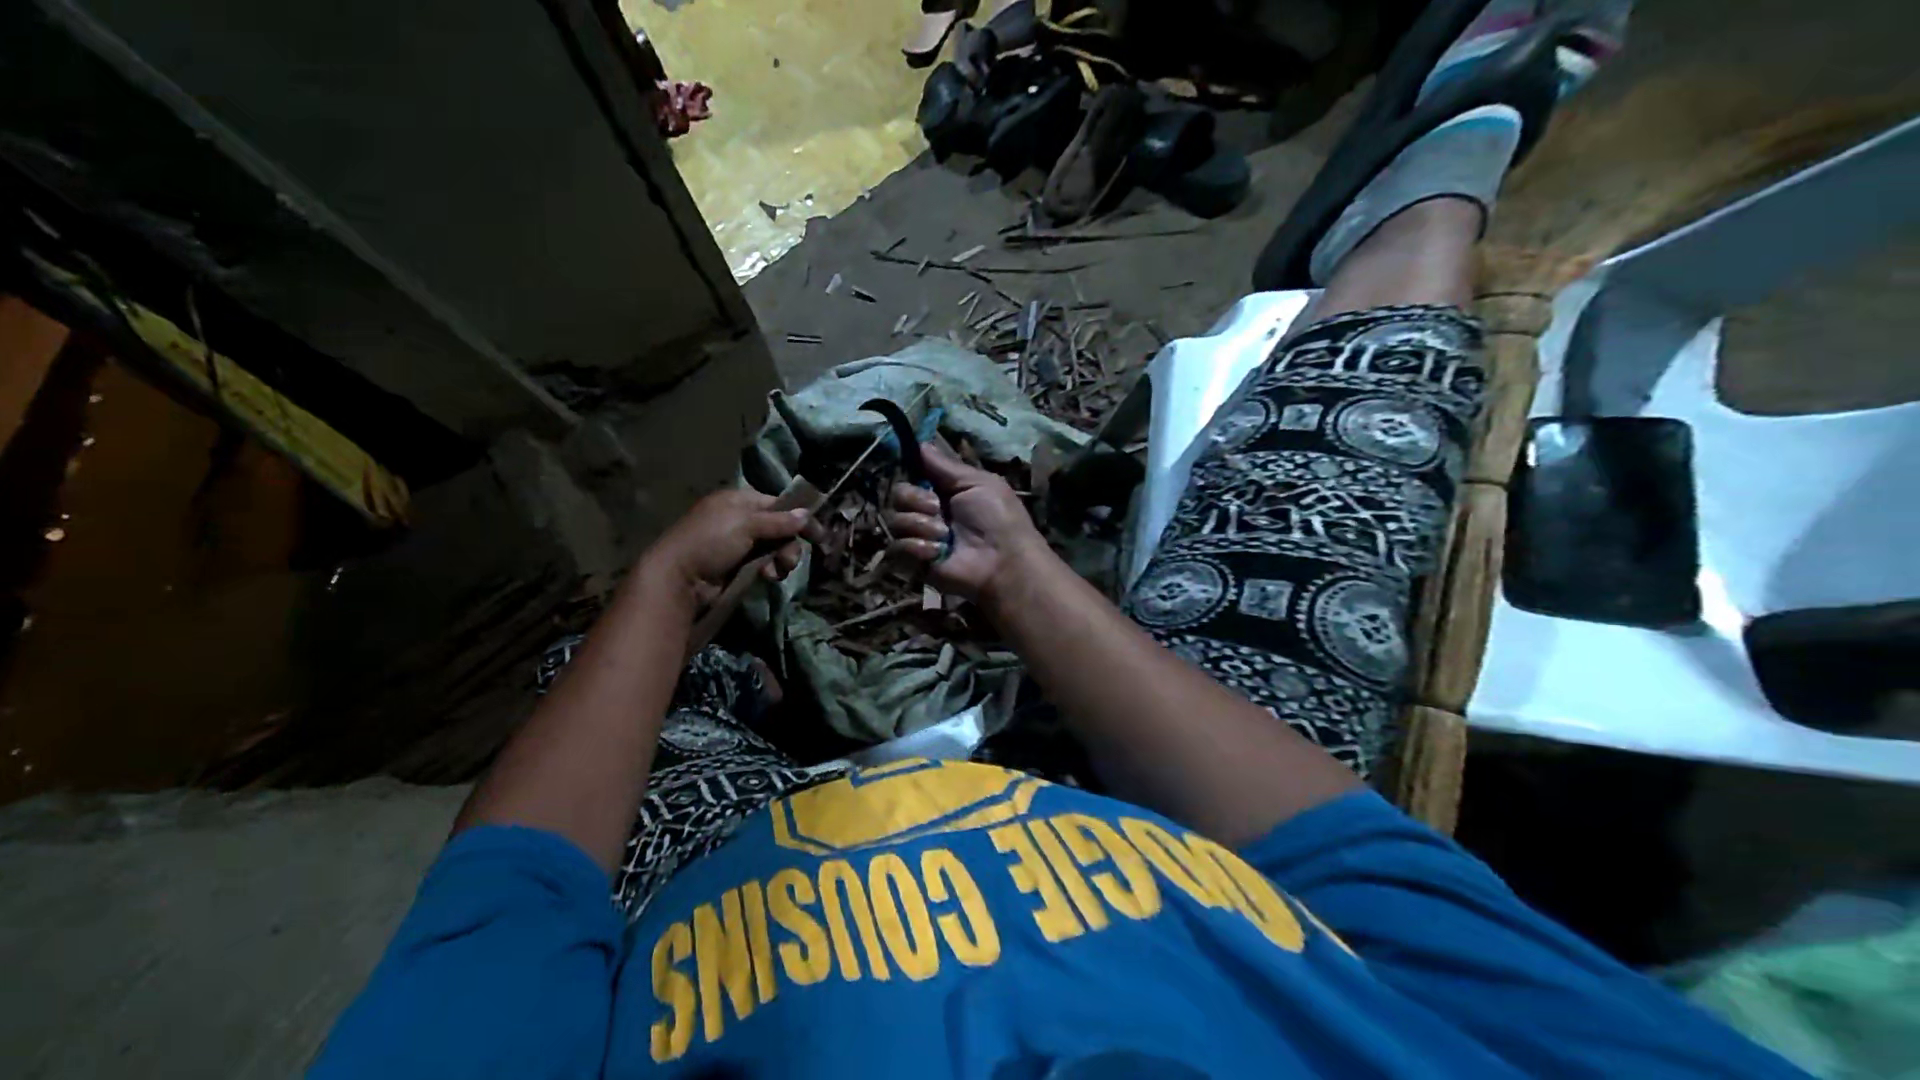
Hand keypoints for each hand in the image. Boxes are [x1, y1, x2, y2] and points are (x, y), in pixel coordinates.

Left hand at [639, 488, 814, 600]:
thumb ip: (778, 521)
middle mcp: (740, 518)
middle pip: (779, 528)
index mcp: (739, 500)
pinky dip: (770, 569)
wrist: (678, 578)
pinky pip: (764, 563)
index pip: (777, 504)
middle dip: (788, 544)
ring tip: (776, 572)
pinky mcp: (737, 565)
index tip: (817, 534)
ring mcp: (738, 543)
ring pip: (774, 547)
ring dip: (781, 559)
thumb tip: (807, 514)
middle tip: (788, 561)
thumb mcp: (746, 526)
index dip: (798, 518)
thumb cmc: (710, 542)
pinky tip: (767, 577)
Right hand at [883, 442, 1045, 603]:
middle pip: (898, 495)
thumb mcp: (978, 482)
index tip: (914, 470)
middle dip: (915, 499)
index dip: (911, 472)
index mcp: (944, 492)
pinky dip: (916, 547)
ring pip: (895, 521)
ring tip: (944, 536)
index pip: (913, 475)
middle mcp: (928, 512)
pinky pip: (896, 548)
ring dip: (921, 525)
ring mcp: (920, 537)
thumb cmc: (997, 518)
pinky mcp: (914, 562)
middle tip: (937, 508)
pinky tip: (937, 552)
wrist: (1002, 561)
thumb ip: (946, 466)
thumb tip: (922, 443)